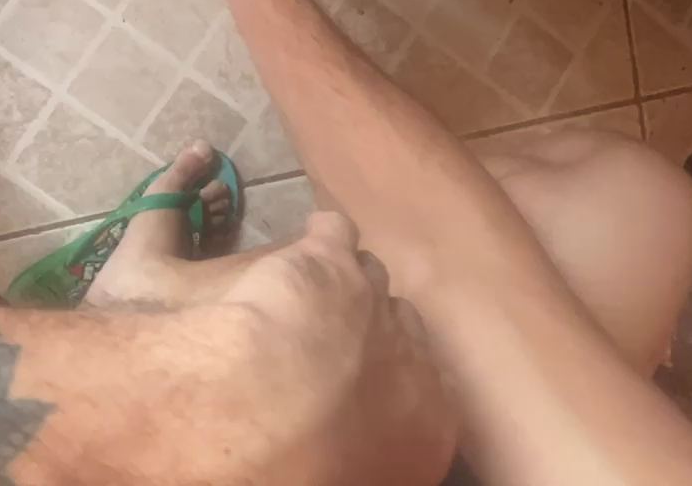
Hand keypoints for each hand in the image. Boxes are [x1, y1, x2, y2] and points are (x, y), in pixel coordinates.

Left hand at [212, 213, 458, 485]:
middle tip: (327, 335)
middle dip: (367, 324)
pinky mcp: (333, 259)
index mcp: (431, 423)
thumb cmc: (302, 472)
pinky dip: (319, 235)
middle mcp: (414, 357)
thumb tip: (357, 438)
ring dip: (339, 280)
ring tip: (304, 288)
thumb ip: (376, 449)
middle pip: (401, 322)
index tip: (359, 378)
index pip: (431, 385)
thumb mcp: (356, 475)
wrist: (261, 420)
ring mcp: (375, 301)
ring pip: (367, 273)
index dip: (391, 372)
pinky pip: (335, 230)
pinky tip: (301, 243)